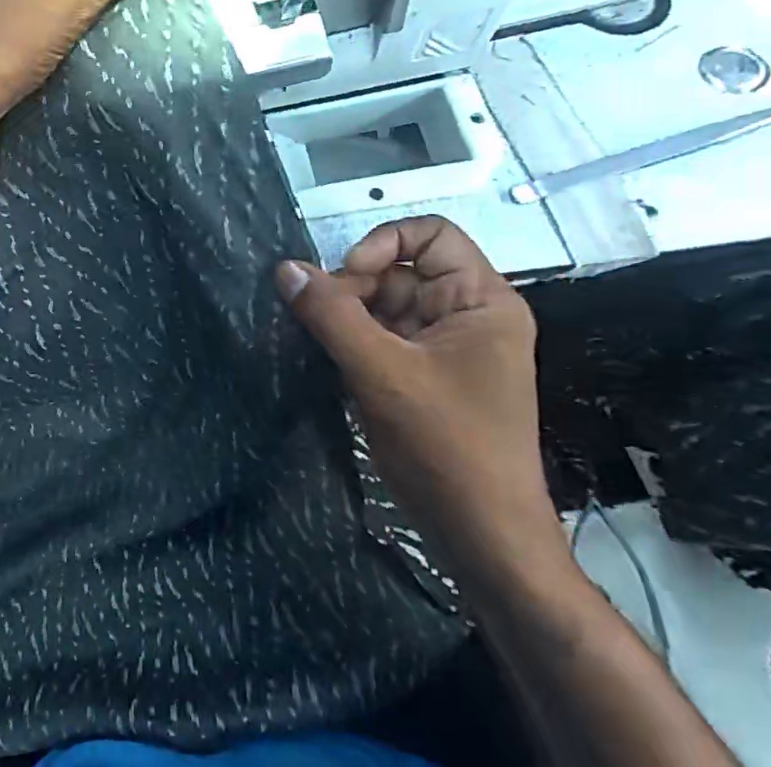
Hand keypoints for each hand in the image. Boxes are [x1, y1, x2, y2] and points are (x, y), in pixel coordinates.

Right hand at [277, 216, 549, 548]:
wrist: (485, 538)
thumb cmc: (447, 447)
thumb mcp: (382, 374)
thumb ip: (331, 315)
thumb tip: (285, 268)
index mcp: (482, 299)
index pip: (432, 234)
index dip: (384, 243)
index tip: (346, 278)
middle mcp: (471, 315)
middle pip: (404, 272)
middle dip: (357, 289)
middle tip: (319, 322)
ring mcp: (451, 349)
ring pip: (390, 308)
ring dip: (352, 320)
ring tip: (320, 344)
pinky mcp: (432, 379)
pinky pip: (390, 342)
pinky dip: (360, 346)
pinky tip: (333, 363)